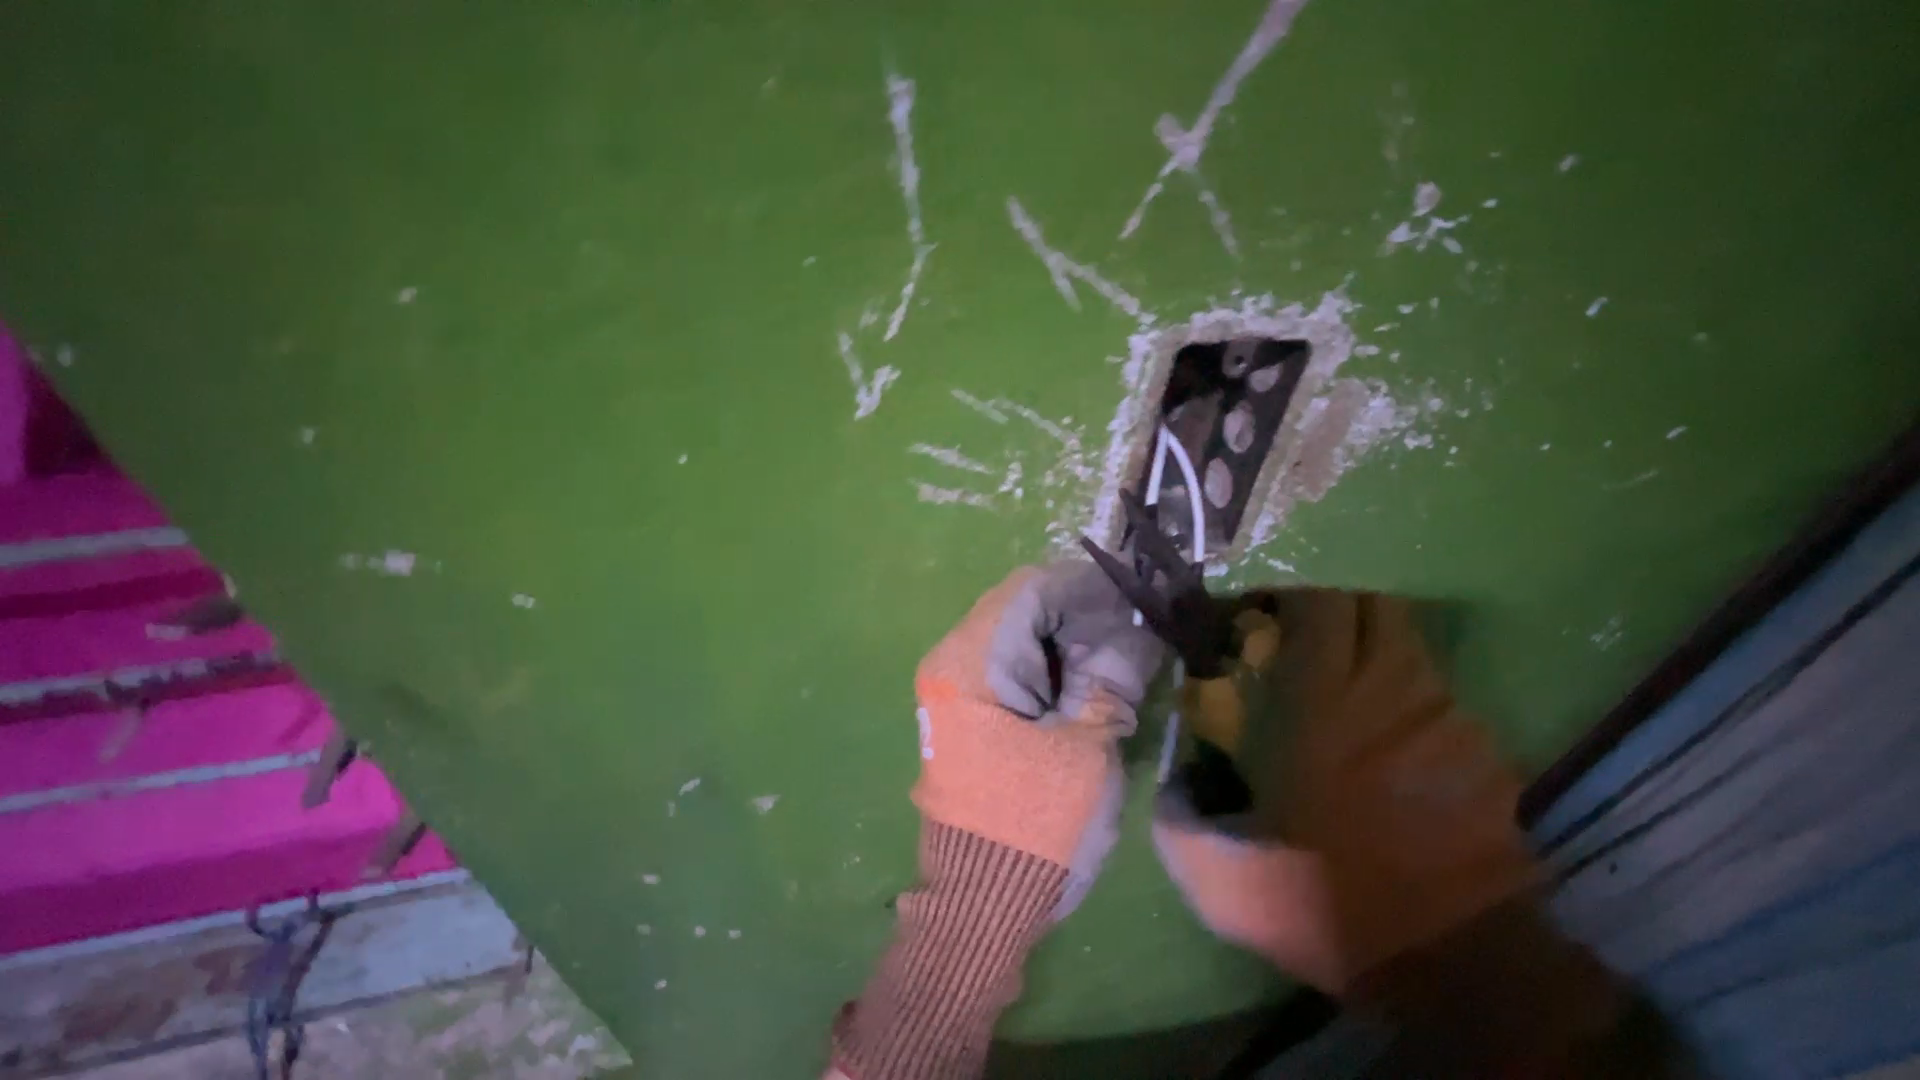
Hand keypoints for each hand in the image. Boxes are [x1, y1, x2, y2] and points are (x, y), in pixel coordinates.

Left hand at [830, 561, 1164, 1079]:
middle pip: (1021, 611)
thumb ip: (1111, 679)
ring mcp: (955, 690)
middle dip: (1082, 616)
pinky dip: (1053, 670)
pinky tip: (1089, 686)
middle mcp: (952, 664)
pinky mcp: (968, 715)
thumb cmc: (1035, 824)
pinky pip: (1013, 671)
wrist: (980, 902)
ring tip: (1119, 663)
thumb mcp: (1086, 747)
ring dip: (1069, 643)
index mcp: (971, 663)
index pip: (1031, 591)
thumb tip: (1139, 631)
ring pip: (1019, 639)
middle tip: (1135, 636)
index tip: (1137, 598)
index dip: (1088, 587)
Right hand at [1153, 590, 1645, 1070]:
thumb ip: (1179, 816)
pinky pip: (1442, 703)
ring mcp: (1446, 718)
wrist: (1450, 959)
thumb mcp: (1219, 874)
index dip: (1288, 594)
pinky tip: (1395, 754)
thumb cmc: (1324, 901)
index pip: (1318, 603)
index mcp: (1318, 704)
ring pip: (1411, 649)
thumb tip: (1171, 780)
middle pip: (1375, 603)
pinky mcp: (1486, 754)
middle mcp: (1388, 691)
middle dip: (1338, 607)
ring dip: (1375, 655)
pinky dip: (1412, 709)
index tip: (1257, 616)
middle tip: (1305, 641)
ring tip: (1350, 699)